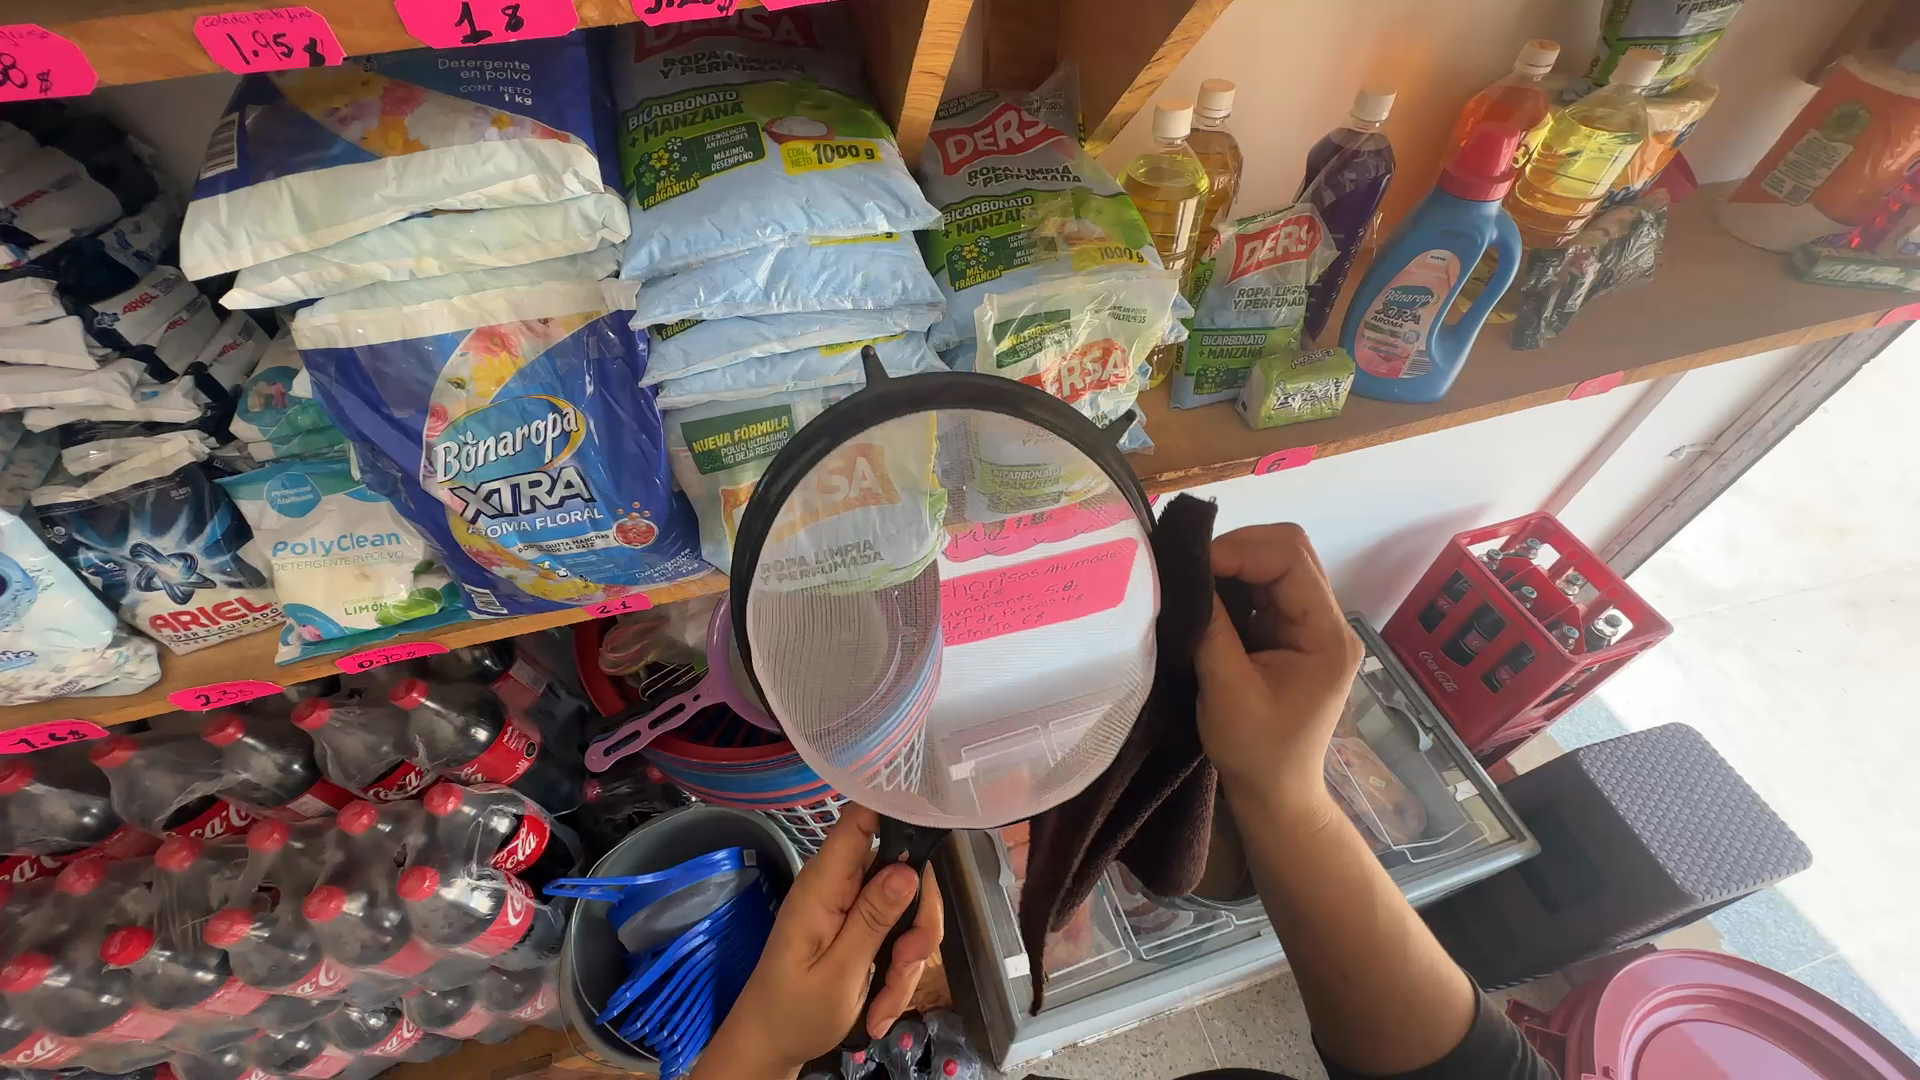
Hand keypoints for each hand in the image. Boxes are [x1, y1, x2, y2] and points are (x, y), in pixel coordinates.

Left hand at [693, 805, 943, 1079]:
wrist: (770, 1048)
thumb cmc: (793, 1012)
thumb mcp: (837, 974)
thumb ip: (872, 920)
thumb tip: (909, 869)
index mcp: (826, 882)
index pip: (859, 819)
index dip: (897, 809)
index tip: (934, 830)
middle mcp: (843, 882)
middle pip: (904, 868)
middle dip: (917, 921)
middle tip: (907, 963)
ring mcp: (854, 903)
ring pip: (910, 907)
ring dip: (909, 958)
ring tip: (885, 1002)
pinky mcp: (863, 923)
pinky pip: (900, 932)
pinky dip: (900, 971)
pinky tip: (881, 1006)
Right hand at [1194, 524, 1362, 819]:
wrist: (1275, 790)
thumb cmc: (1256, 750)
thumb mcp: (1226, 692)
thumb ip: (1211, 629)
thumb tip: (1187, 577)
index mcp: (1326, 635)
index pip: (1290, 559)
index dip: (1238, 550)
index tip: (1190, 567)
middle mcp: (1326, 620)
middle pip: (1288, 548)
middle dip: (1235, 548)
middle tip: (1189, 570)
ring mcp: (1308, 622)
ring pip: (1273, 560)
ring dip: (1230, 563)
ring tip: (1192, 582)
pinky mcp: (1287, 628)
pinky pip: (1261, 583)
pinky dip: (1229, 580)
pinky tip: (1205, 597)